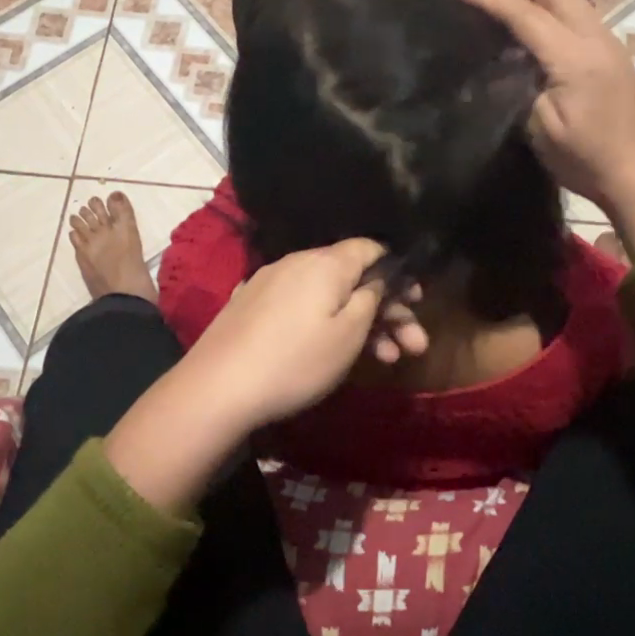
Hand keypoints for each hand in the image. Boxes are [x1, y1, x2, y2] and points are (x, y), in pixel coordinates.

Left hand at [103, 240, 426, 514]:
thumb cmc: (296, 360)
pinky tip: (335, 351)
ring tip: (386, 361)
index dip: (398, 271)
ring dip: (360, 323)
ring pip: (328, 295)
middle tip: (414, 346)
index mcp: (325, 262)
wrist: (218, 387)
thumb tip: (378, 279)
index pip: (370, 248)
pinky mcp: (251, 306)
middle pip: (352, 276)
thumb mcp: (348, 334)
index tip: (416, 300)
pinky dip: (325, 323)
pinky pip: (301, 305)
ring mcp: (270, 283)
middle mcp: (297, 262)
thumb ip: (371, 298)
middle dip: (388, 309)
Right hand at [455, 0, 634, 252]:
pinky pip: (574, 10)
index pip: (525, 12)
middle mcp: (594, 36)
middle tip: (480, 0)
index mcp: (574, 57)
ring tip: (498, 13)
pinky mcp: (609, 50)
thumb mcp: (541, 129)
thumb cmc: (587, 160)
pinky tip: (526, 32)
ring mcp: (606, 40)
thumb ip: (517, 88)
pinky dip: (545, 7)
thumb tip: (499, 64)